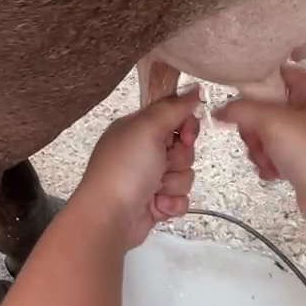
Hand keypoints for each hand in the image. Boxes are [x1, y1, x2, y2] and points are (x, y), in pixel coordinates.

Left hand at [70, 88, 201, 248]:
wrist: (109, 217)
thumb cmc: (126, 168)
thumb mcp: (147, 128)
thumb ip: (173, 108)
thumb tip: (196, 88)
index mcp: (137, 129)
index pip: (174, 117)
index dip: (186, 127)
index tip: (185, 137)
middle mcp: (143, 151)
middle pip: (184, 148)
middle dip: (179, 159)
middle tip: (162, 165)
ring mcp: (150, 178)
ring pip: (185, 174)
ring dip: (174, 184)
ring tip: (155, 190)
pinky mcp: (157, 203)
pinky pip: (181, 198)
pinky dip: (172, 203)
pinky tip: (157, 206)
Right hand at [213, 65, 305, 222]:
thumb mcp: (272, 122)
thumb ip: (241, 110)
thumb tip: (219, 111)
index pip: (278, 74)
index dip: (255, 85)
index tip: (238, 100)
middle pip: (267, 107)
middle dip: (255, 128)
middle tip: (257, 138)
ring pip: (267, 133)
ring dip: (260, 149)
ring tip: (268, 161)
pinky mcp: (303, 159)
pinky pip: (275, 153)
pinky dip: (270, 163)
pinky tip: (274, 173)